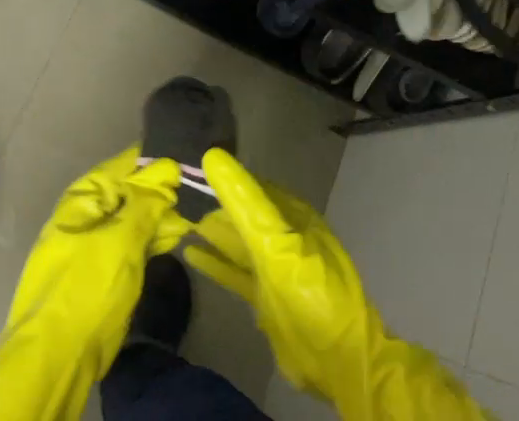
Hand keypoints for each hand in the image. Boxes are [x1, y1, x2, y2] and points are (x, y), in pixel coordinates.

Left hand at [0, 147, 187, 420]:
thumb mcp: (120, 241)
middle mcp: (86, 216)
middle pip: (128, 191)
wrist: (59, 354)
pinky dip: (154, 238)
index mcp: (82, 199)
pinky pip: (133, 244)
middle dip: (161, 188)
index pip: (121, 165)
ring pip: (133, 219)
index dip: (152, 159)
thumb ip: (144, 204)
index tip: (186, 154)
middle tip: (199, 185)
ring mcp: (95, 245)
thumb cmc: (87, 287)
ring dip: (161, 214)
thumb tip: (166, 169)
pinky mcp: (106, 272)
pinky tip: (179, 234)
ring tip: (196, 208)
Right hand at [184, 149, 488, 420]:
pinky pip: (235, 271)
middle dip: (216, 207)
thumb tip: (212, 156)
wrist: (339, 362)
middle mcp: (285, 238)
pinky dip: (215, 262)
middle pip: (243, 215)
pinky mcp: (266, 295)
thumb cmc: (312, 294)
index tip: (192, 172)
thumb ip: (245, 204)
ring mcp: (275, 268)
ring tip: (181, 223)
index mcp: (294, 218)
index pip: (254, 188)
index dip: (225, 181)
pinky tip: (190, 254)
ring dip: (213, 233)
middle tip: (179, 199)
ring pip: (238, 243)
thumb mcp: (277, 245)